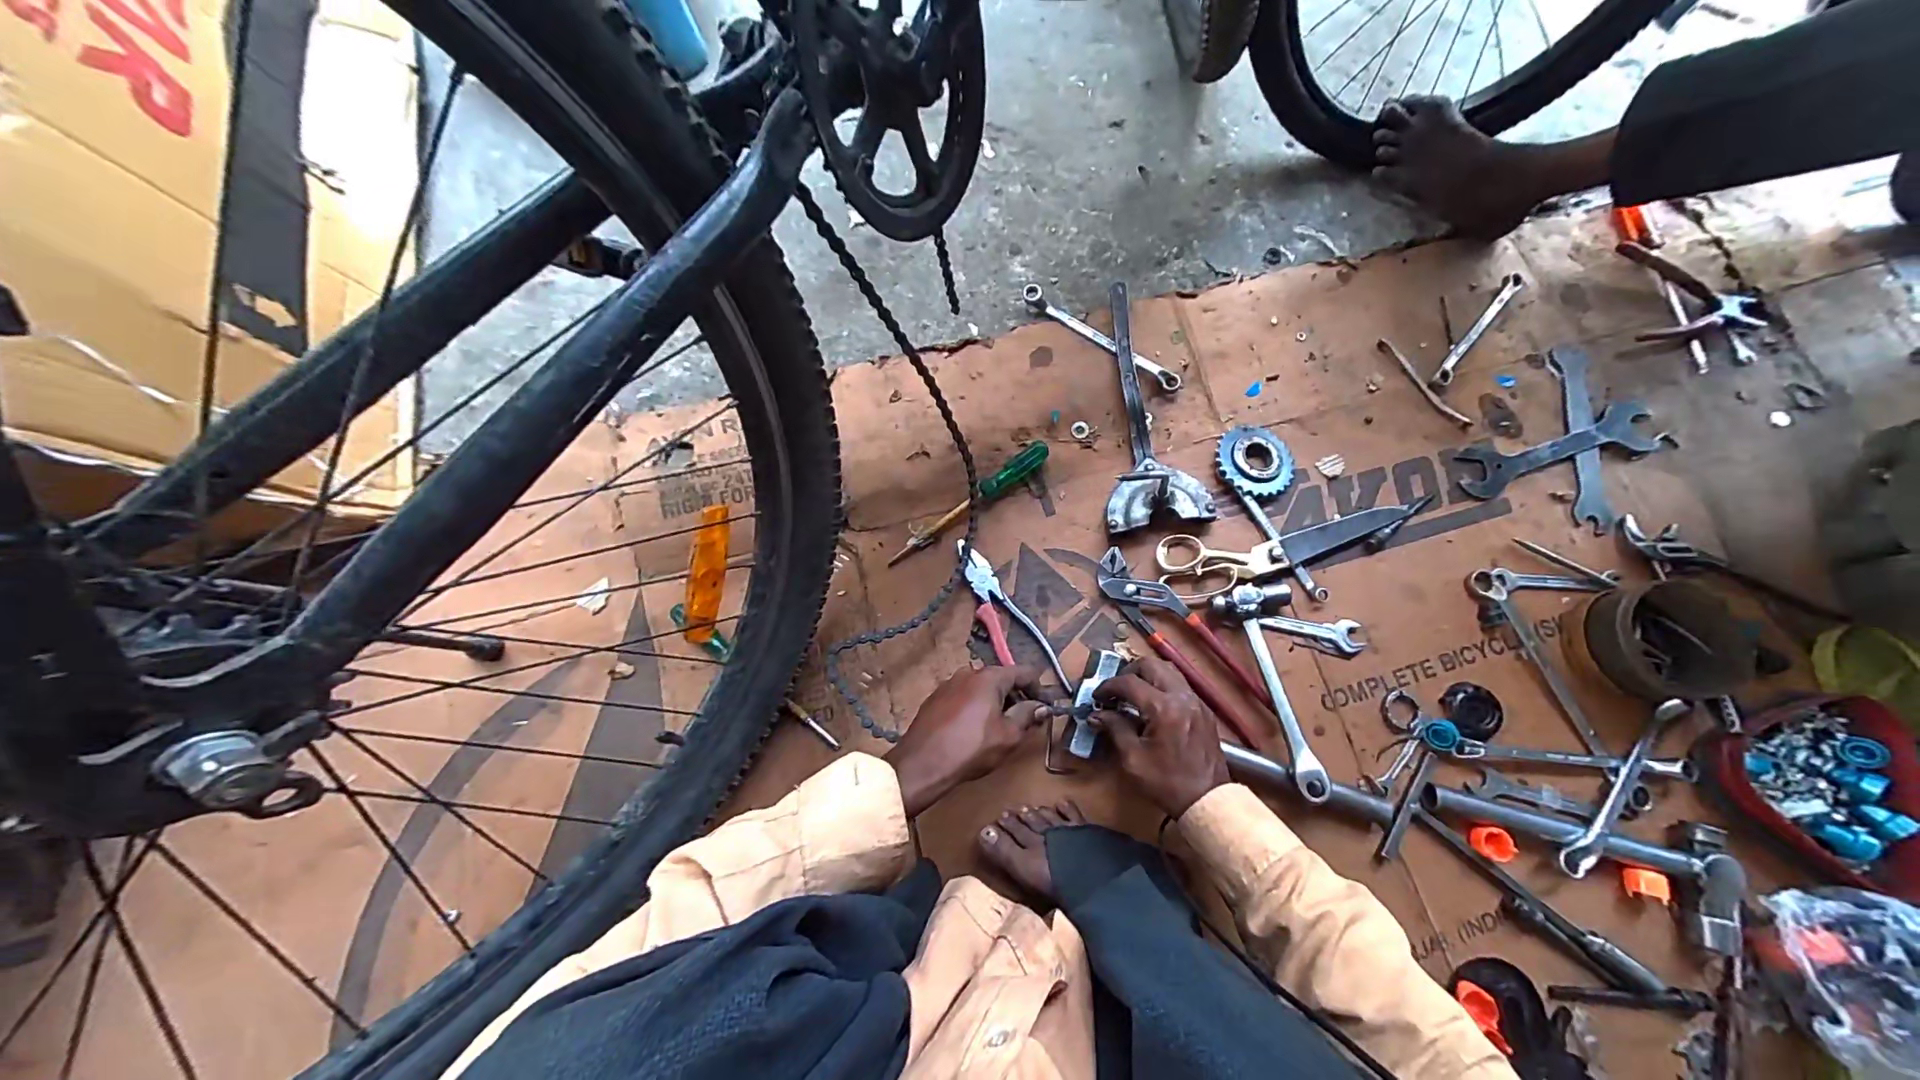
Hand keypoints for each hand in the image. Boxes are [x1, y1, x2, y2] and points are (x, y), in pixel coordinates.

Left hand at [887, 664, 1050, 816]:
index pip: (1024, 672)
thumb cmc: (970, 749)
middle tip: (1026, 721)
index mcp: (989, 676)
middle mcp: (968, 673)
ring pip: (981, 689)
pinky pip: (964, 698)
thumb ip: (1028, 716)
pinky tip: (975, 730)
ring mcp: (948, 684)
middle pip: (1002, 679)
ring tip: (1001, 728)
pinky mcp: (935, 699)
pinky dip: (975, 708)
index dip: (1039, 688)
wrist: (921, 764)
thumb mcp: (1008, 735)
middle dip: (1017, 697)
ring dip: (995, 703)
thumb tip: (1041, 706)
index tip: (1046, 706)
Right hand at [1099, 656, 1229, 817]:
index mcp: (1163, 708)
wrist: (1207, 800)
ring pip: (1168, 671)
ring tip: (1133, 693)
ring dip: (1147, 676)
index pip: (1129, 682)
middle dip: (1128, 673)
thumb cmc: (1167, 783)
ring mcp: (1197, 702)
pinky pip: (1180, 685)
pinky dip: (1162, 685)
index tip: (1097, 697)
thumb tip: (1099, 714)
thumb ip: (1115, 729)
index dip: (1108, 687)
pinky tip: (1152, 704)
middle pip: (1151, 665)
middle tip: (1115, 690)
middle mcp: (1182, 697)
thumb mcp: (1133, 759)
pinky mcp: (1204, 711)